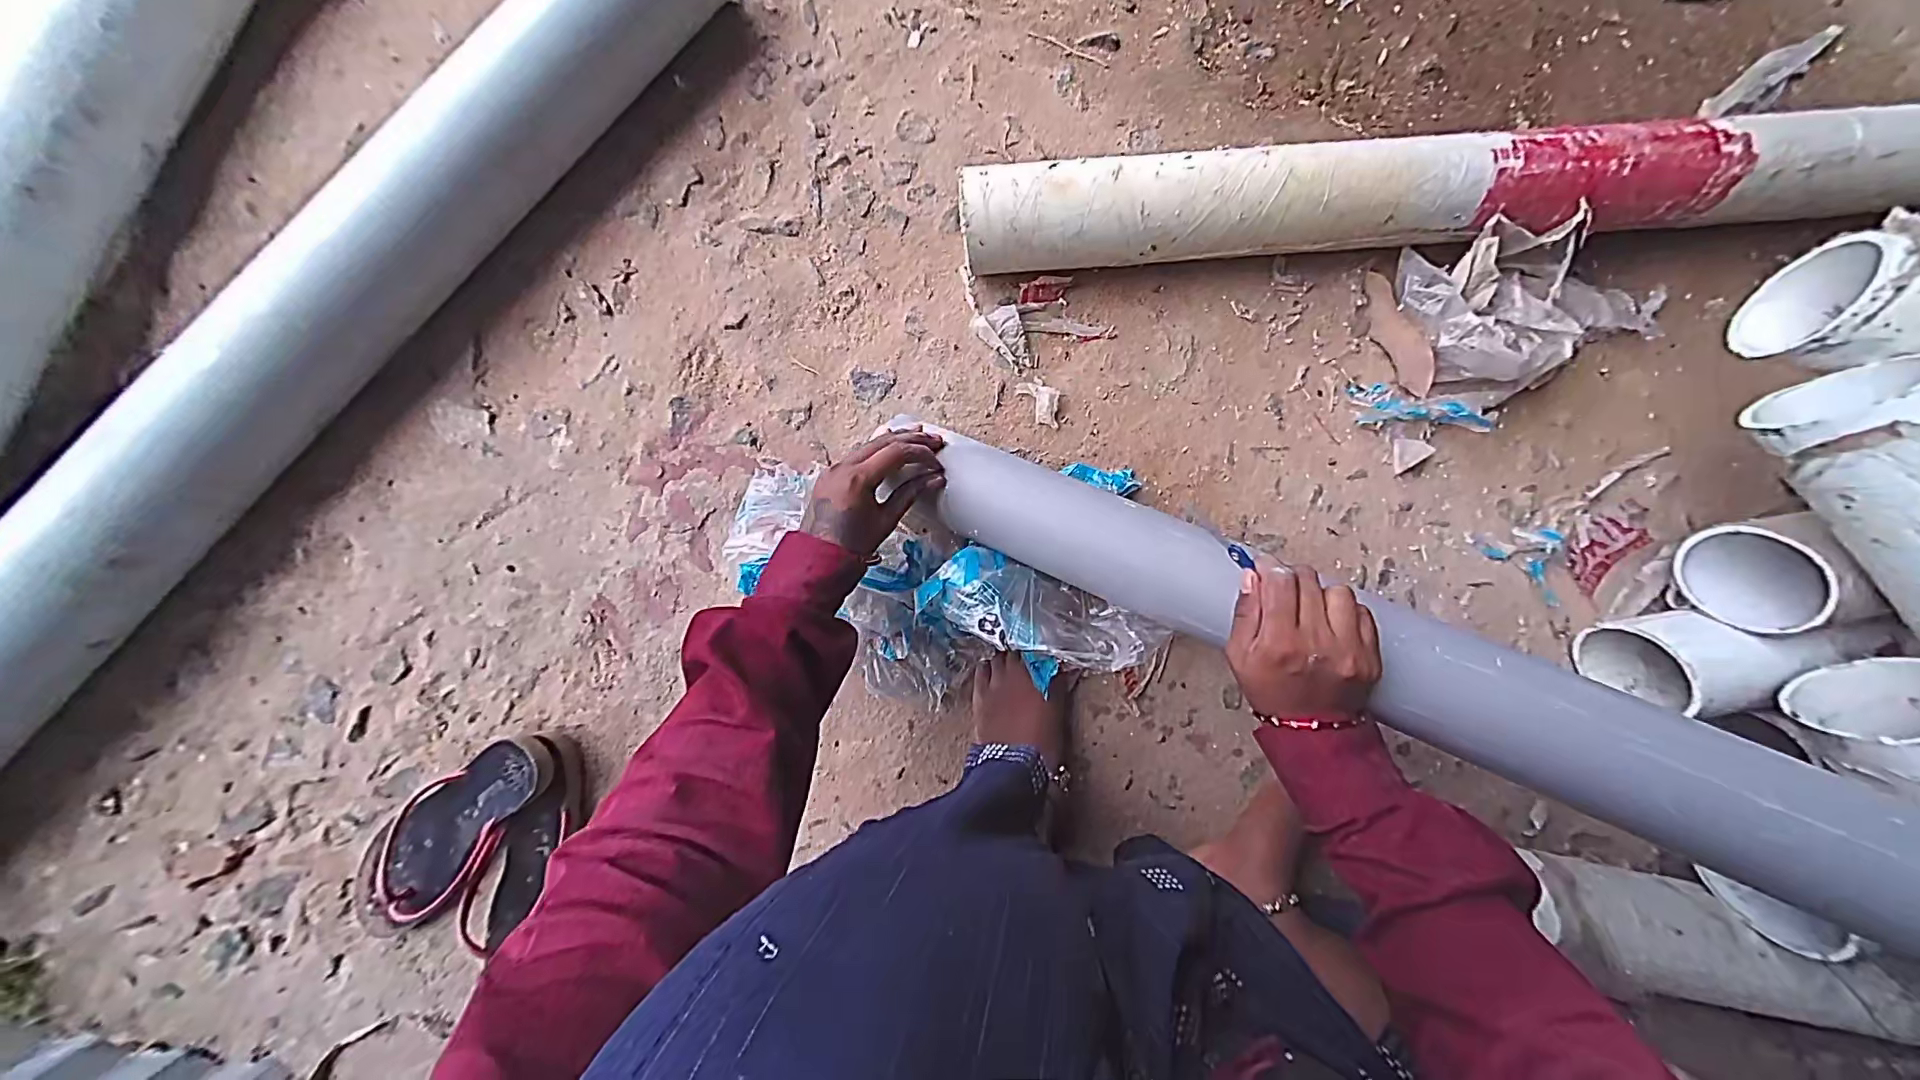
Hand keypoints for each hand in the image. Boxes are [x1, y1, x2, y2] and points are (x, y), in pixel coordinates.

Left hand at [799, 428, 945, 557]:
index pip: (896, 452)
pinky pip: (858, 453)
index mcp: (857, 479)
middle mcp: (842, 468)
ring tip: (917, 438)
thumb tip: (934, 479)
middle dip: (912, 439)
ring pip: (870, 444)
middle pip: (883, 441)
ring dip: (895, 440)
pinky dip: (878, 449)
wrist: (820, 558)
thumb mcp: (887, 519)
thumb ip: (911, 493)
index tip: (935, 462)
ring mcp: (834, 469)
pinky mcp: (831, 474)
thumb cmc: (851, 546)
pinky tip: (891, 449)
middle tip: (934, 441)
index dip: (921, 453)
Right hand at [1226, 563, 1381, 720]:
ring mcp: (1348, 648)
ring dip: (1320, 594)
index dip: (1271, 568)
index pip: (1280, 582)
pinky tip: (1330, 624)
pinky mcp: (1370, 654)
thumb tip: (1252, 578)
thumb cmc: (1271, 692)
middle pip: (1308, 581)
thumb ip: (1244, 614)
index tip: (1266, 568)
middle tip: (1284, 589)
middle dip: (1292, 578)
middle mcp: (1316, 642)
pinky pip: (1361, 612)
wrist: (1311, 730)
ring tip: (1310, 609)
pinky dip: (1343, 612)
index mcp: (1279, 642)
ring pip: (1337, 591)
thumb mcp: (1239, 656)